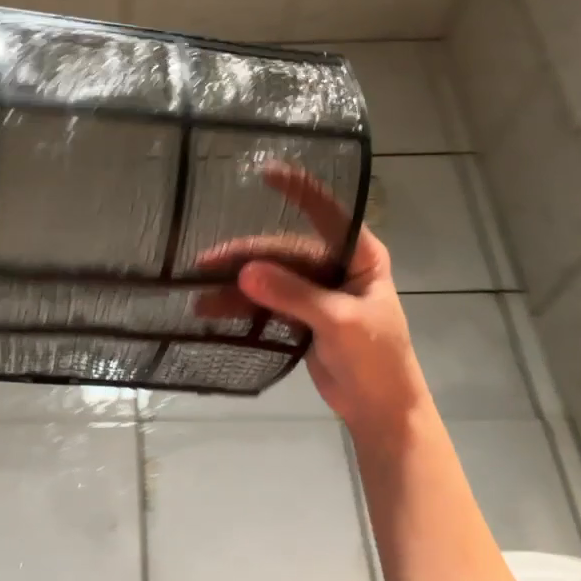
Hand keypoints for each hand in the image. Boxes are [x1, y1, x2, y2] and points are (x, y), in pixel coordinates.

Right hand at [194, 164, 431, 432]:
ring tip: (200, 300)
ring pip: (270, 279)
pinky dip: (243, 308)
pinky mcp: (301, 318)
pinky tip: (214, 312)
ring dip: (237, 288)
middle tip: (204, 265)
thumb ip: (293, 294)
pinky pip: (267, 304)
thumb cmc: (376, 357)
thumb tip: (245, 272)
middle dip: (245, 258)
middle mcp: (337, 266)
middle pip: (285, 251)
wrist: (381, 408)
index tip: (266, 172)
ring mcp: (317, 293)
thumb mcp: (338, 321)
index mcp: (359, 255)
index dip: (298, 190)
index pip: (327, 212)